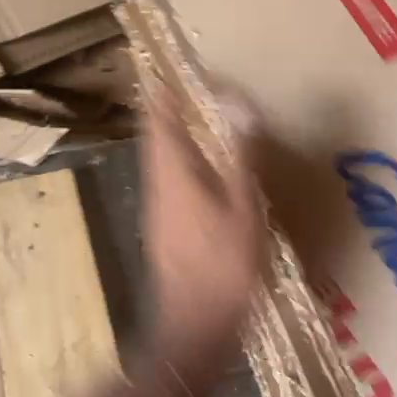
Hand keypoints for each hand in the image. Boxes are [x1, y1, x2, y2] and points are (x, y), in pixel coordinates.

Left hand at [141, 88, 264, 379]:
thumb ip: (240, 155)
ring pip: (158, 159)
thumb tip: (237, 104)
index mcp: (174, 172)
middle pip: (155, 138)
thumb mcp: (242, 206)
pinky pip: (166, 178)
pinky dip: (176, 159)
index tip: (162, 70)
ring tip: (187, 117)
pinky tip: (197, 168)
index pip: (159, 121)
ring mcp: (157, 208)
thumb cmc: (222, 263)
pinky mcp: (163, 227)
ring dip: (169, 135)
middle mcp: (158, 184)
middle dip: (163, 111)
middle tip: (176, 87)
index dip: (160, 95)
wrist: (194, 326)